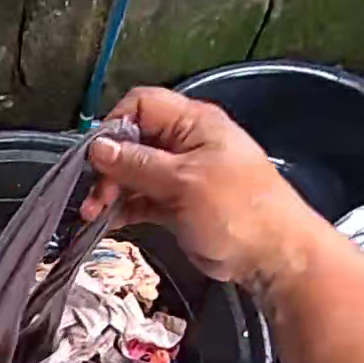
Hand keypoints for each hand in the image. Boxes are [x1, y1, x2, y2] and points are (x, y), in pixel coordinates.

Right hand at [78, 87, 326, 285]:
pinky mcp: (171, 204)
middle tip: (95, 199)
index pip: (140, 106)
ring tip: (93, 216)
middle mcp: (182, 145)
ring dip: (107, 194)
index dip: (113, 127)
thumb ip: (138, 164)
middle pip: (128, 144)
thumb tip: (98, 148)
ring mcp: (176, 176)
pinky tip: (106, 223)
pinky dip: (119, 210)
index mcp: (193, 124)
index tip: (96, 159)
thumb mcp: (185, 182)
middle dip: (106, 169)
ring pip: (128, 175)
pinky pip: (136, 200)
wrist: (270, 256)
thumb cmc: (239, 212)